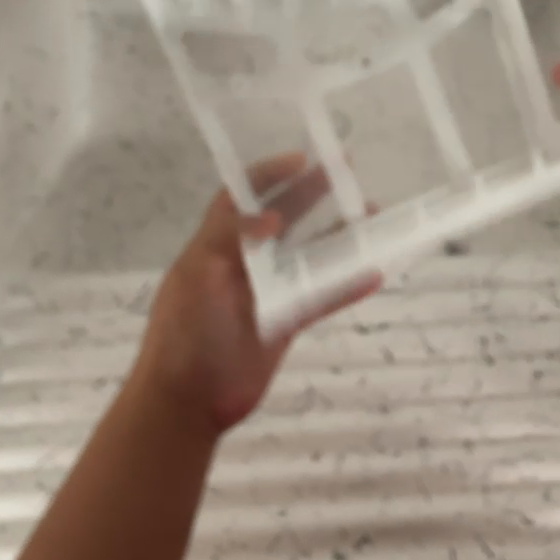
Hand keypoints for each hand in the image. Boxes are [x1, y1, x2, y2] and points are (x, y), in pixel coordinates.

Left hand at [130, 154, 380, 434]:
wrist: (187, 400)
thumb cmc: (185, 332)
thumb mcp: (199, 276)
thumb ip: (231, 238)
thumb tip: (271, 216)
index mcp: (216, 245)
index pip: (242, 197)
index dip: (269, 175)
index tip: (303, 159)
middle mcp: (245, 262)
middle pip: (284, 218)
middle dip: (312, 193)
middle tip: (347, 173)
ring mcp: (268, 292)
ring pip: (309, 255)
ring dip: (339, 236)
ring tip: (372, 217)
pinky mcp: (285, 322)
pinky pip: (321, 297)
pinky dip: (347, 286)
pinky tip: (374, 274)